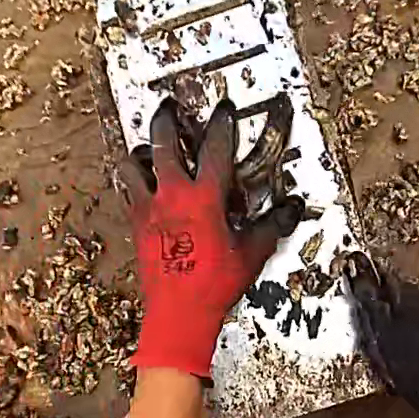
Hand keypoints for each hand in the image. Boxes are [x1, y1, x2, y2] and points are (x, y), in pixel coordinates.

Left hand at [122, 98, 301, 376]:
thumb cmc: (213, 283)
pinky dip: (131, 180)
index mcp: (205, 197)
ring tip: (145, 144)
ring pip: (134, 165)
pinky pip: (127, 191)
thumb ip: (270, 226)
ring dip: (140, 151)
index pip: (215, 149)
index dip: (222, 125)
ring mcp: (150, 208)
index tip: (224, 110)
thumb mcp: (251, 253)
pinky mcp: (136, 223)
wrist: (178, 310)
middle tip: (168, 107)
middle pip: (163, 144)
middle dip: (166, 120)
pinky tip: (136, 180)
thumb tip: (290, 209)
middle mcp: (173, 195)